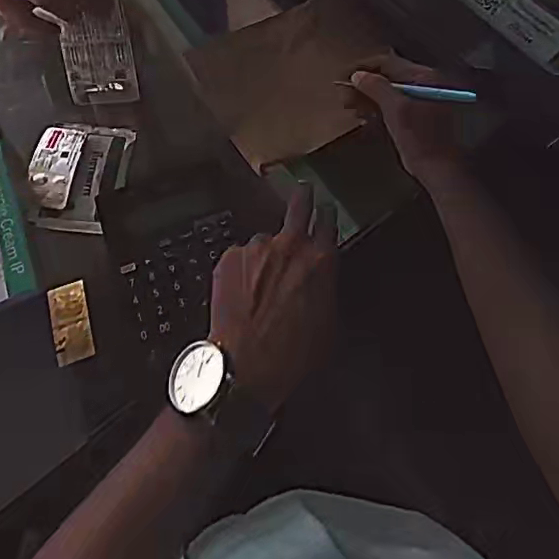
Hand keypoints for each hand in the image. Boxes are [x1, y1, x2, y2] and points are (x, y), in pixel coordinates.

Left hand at [209, 185, 337, 413]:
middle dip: (303, 196)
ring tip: (260, 286)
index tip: (325, 210)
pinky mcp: (230, 257)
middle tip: (304, 192)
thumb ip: (327, 286)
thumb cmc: (292, 354)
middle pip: (300, 203)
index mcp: (320, 260)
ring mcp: (256, 248)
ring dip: (264, 254)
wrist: (246, 367)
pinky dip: (242, 269)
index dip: (326, 213)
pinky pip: (240, 256)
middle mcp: (289, 246)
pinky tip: (242, 294)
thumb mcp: (328, 322)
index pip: (328, 219)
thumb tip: (323, 276)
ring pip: (264, 240)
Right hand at [345, 53, 464, 186]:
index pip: (389, 62)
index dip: (364, 68)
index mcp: (425, 77)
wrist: (439, 169)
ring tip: (350, 106)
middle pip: (389, 76)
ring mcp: (424, 100)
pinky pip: (395, 104)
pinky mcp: (419, 115)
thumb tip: (359, 75)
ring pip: (390, 91)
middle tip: (344, 94)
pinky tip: (365, 115)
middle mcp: (427, 84)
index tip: (346, 77)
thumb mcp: (396, 109)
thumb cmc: (421, 139)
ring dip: (368, 97)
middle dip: (364, 85)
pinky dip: (379, 107)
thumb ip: (377, 88)